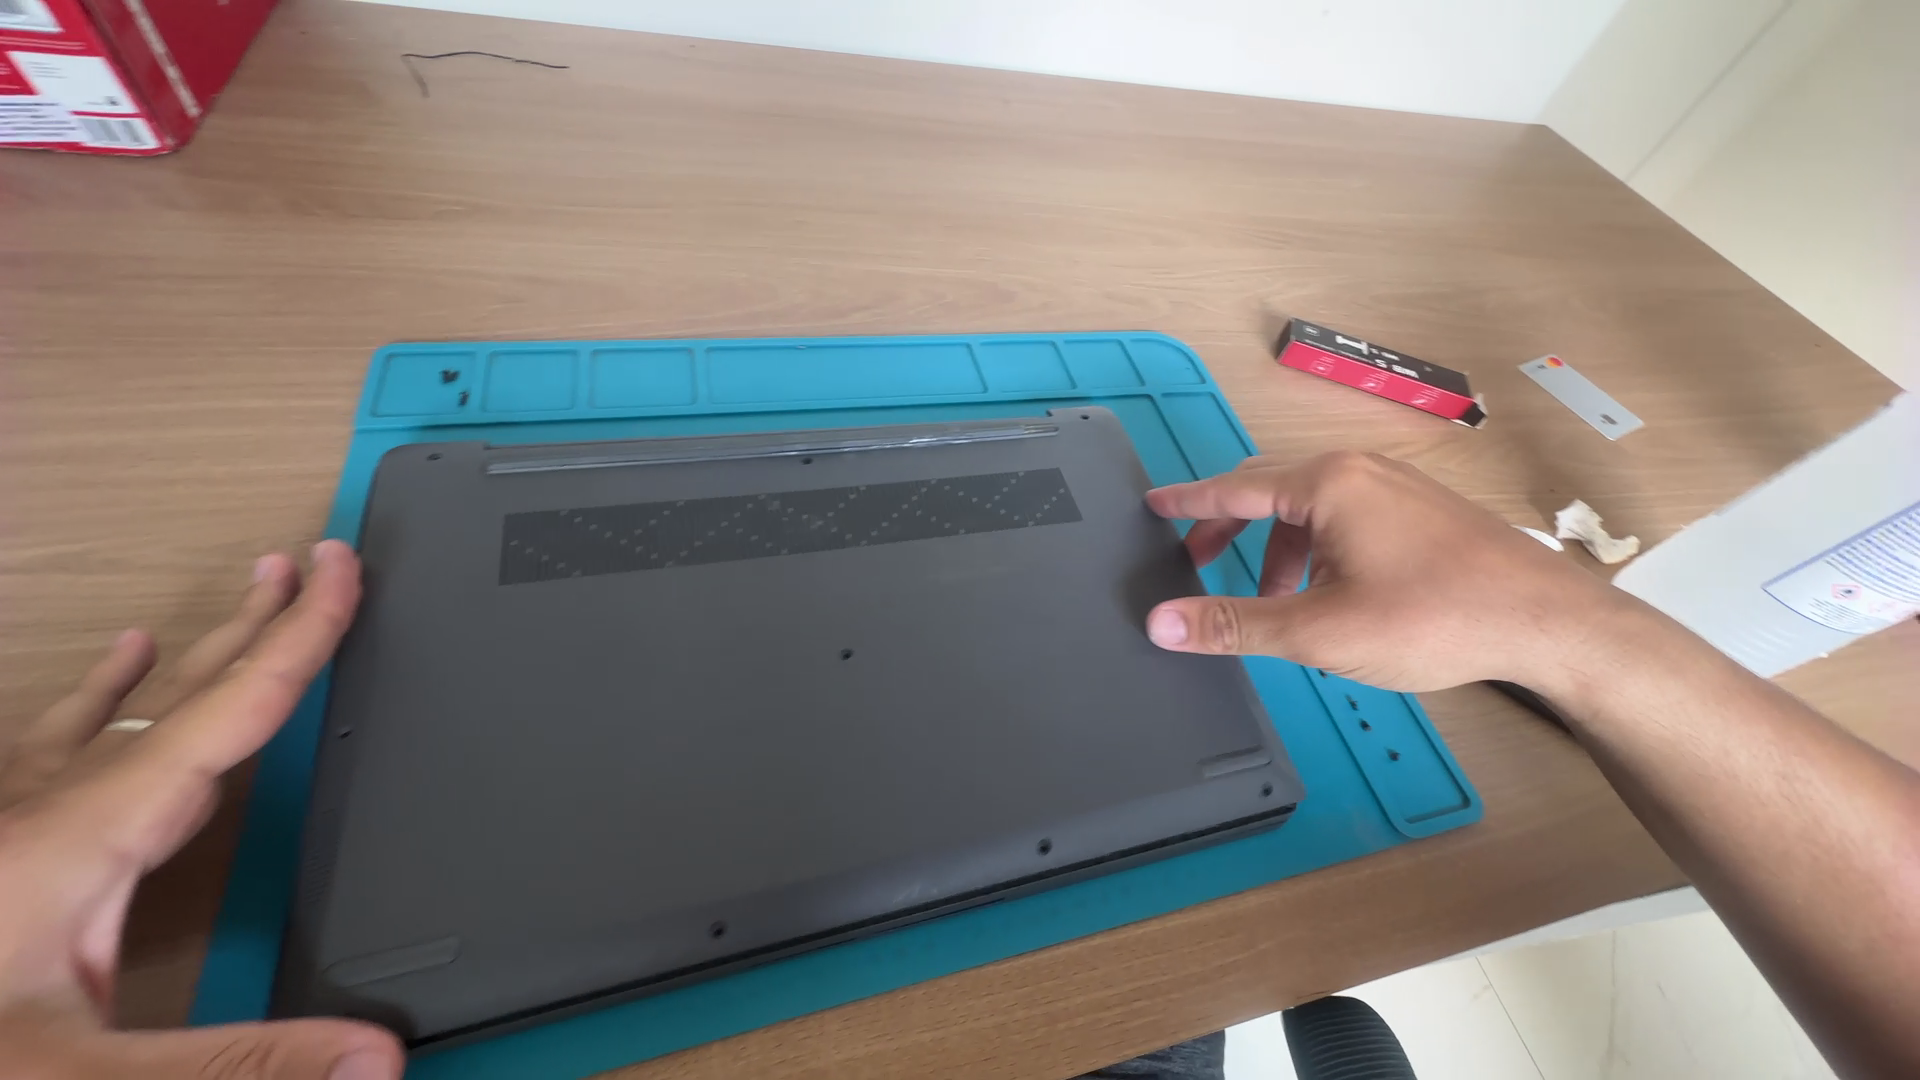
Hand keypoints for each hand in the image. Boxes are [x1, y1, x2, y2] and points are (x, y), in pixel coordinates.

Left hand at [0, 541, 401, 1078]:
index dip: (304, 627)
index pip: (234, 701)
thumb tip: (377, 1056)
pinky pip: (58, 744)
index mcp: (91, 833)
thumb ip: (234, 1068)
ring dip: (202, 645)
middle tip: (312, 558)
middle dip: (262, 617)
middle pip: (190, 686)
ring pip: (129, 706)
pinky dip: (100, 695)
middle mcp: (54, 809)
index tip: (342, 566)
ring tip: (245, 589)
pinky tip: (114, 663)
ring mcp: (13, 824)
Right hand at [1142, 451, 1625, 691]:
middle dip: (1227, 527)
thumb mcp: (1315, 629)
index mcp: (1325, 484)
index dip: (1186, 501)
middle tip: (1196, 560)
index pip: (1232, 487)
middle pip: (1268, 491)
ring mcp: (1395, 485)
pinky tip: (1327, 592)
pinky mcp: (1421, 508)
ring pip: (1308, 508)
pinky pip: (1344, 516)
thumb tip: (1159, 622)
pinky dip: (1314, 548)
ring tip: (1269, 598)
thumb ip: (1231, 623)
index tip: (1151, 504)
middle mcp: (1357, 471)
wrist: (1555, 625)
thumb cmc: (1430, 619)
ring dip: (1274, 548)